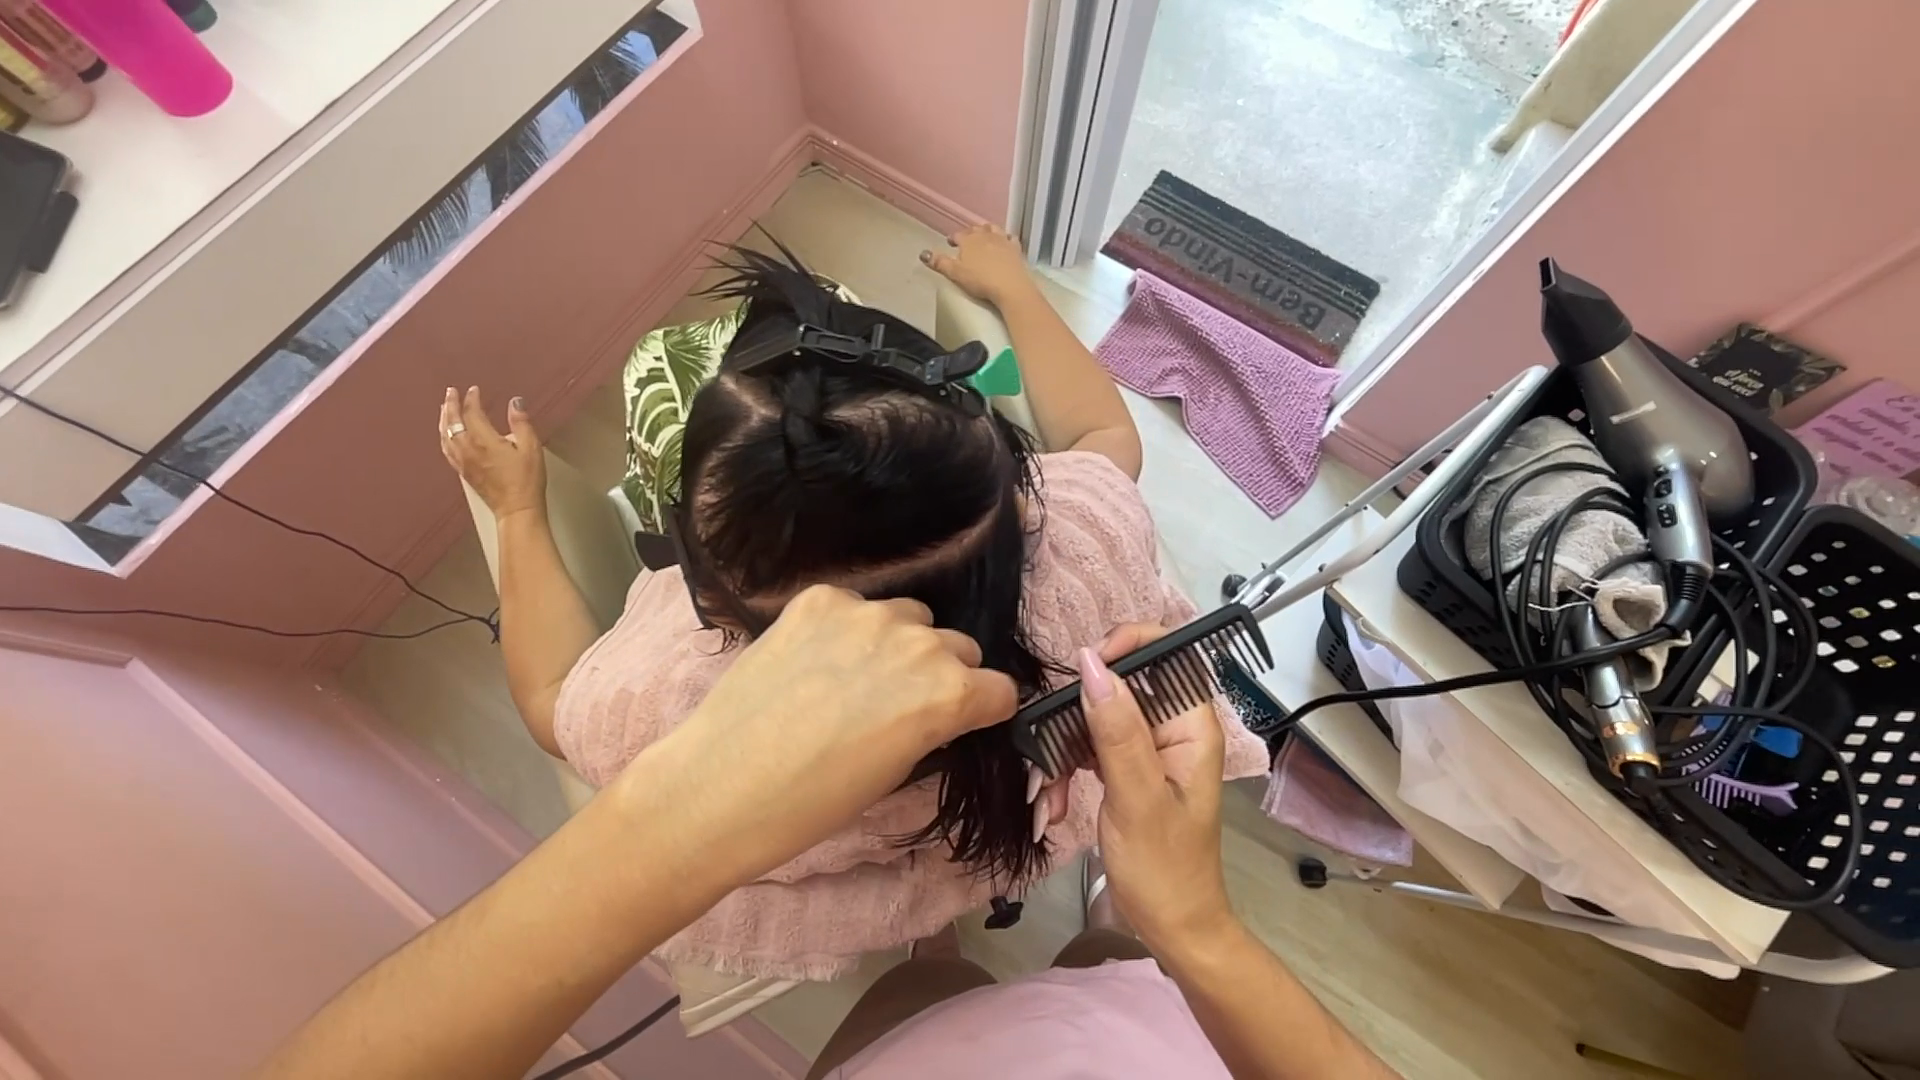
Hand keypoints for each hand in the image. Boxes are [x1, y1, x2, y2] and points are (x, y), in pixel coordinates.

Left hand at [439, 387, 545, 519]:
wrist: (517, 508)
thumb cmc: (527, 478)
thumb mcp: (531, 448)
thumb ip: (521, 422)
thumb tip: (515, 402)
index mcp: (483, 439)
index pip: (472, 413)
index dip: (472, 399)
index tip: (474, 390)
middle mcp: (467, 448)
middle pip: (452, 421)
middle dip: (451, 404)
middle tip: (450, 392)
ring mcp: (462, 461)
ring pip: (445, 434)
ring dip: (443, 419)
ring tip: (445, 409)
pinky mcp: (462, 471)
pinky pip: (446, 448)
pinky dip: (443, 436)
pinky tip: (445, 435)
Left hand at [619, 586, 1019, 890]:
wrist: (719, 786)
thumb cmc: (814, 803)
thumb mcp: (895, 772)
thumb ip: (930, 725)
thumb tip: (934, 708)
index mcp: (949, 693)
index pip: (1000, 689)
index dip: (983, 709)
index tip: (964, 719)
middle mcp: (920, 642)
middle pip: (959, 647)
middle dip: (944, 673)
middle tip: (900, 702)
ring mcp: (868, 613)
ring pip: (910, 618)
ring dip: (898, 643)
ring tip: (853, 675)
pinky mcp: (820, 599)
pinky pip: (855, 606)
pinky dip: (846, 629)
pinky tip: (814, 659)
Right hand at [921, 223, 1038, 307]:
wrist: (1009, 285)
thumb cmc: (980, 280)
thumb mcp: (956, 273)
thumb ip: (940, 263)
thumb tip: (924, 254)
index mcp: (968, 240)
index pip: (958, 235)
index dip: (953, 238)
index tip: (950, 242)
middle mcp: (985, 235)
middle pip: (975, 229)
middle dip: (969, 232)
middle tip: (966, 238)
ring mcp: (1002, 239)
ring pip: (992, 229)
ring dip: (986, 230)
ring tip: (984, 234)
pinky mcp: (1015, 248)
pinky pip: (1009, 237)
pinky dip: (1005, 237)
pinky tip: (1004, 241)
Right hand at [1078, 625, 1235, 951]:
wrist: (1170, 927)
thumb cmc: (1164, 869)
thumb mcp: (1137, 798)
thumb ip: (1116, 730)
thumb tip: (1091, 663)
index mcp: (1191, 726)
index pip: (1166, 653)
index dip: (1127, 645)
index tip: (1083, 669)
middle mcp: (1170, 727)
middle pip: (1119, 683)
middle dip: (1077, 712)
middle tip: (1050, 749)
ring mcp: (1145, 746)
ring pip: (1095, 715)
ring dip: (1063, 747)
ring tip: (1049, 792)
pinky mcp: (1123, 765)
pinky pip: (1086, 745)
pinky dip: (1064, 768)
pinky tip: (1055, 803)